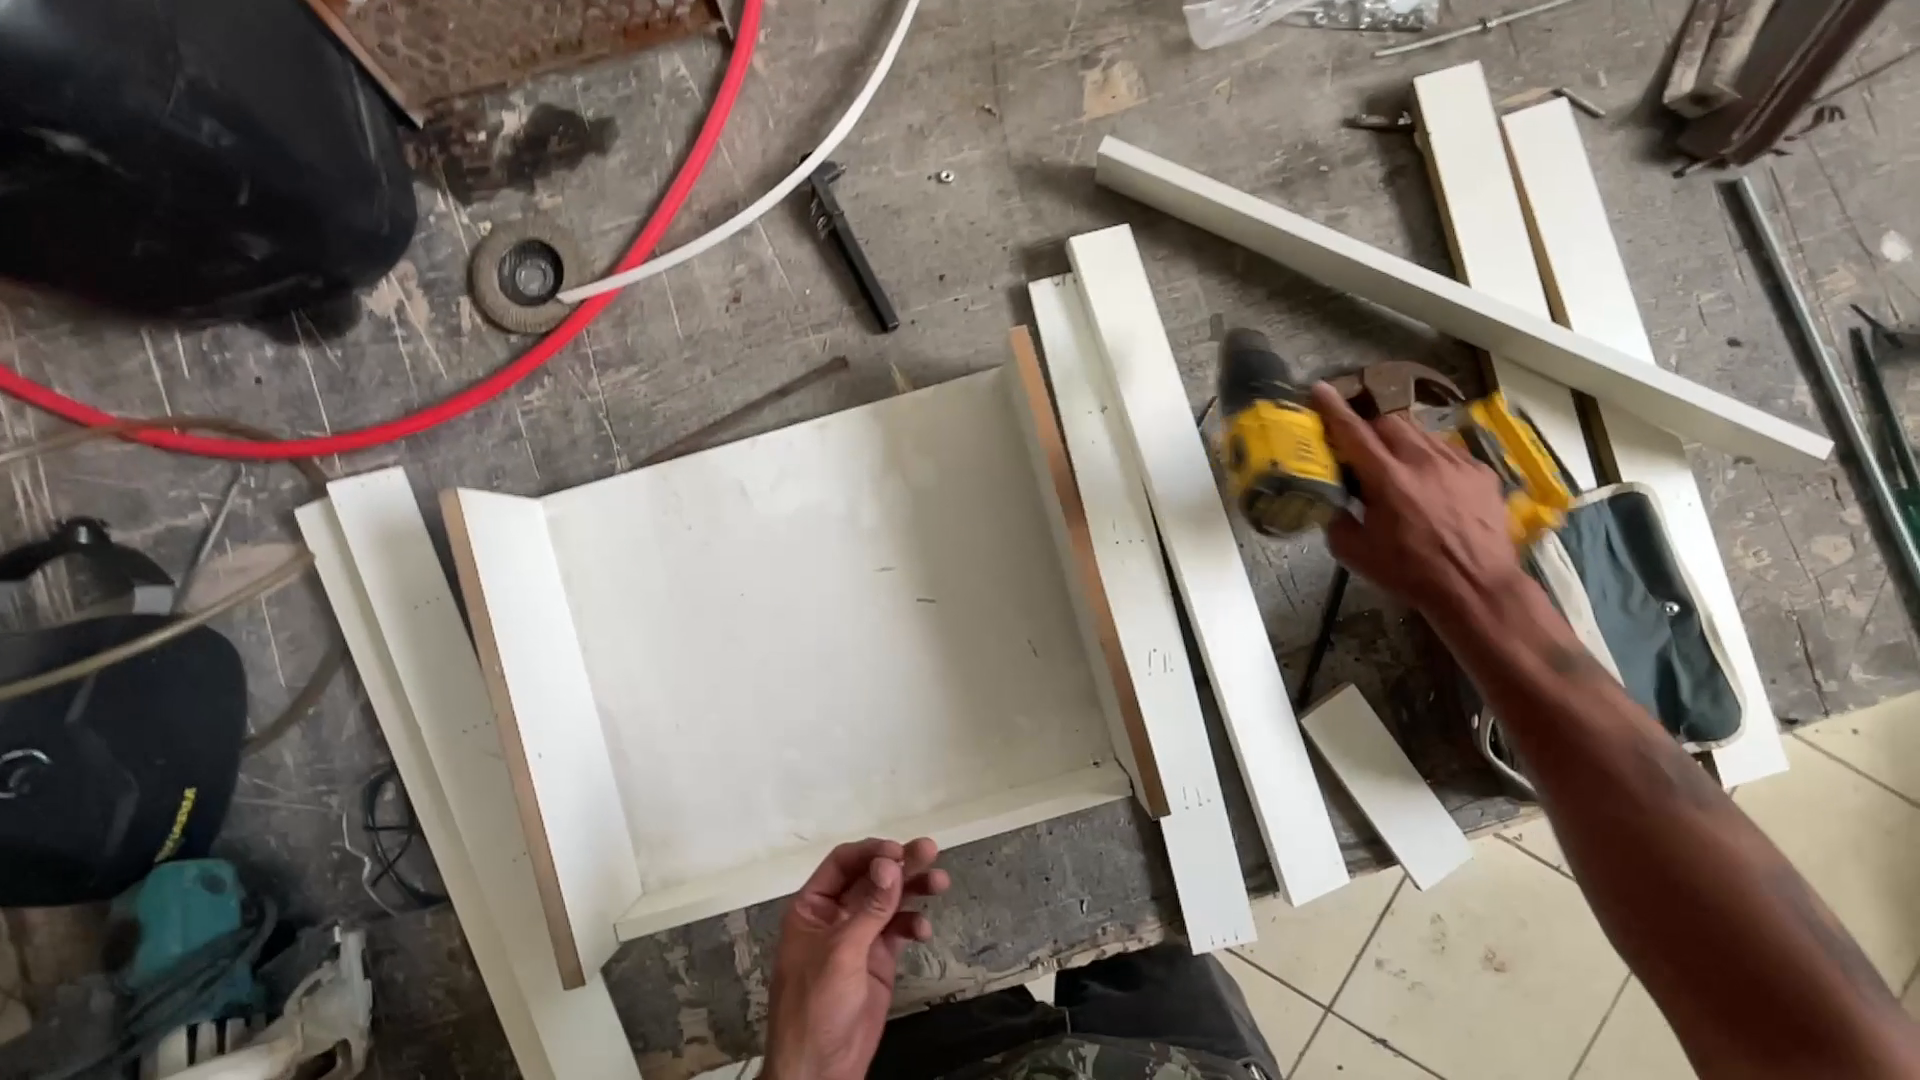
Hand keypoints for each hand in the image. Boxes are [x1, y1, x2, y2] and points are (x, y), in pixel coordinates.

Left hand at [763, 838, 950, 1079]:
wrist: (820, 1070)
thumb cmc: (815, 1006)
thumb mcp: (841, 953)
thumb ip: (870, 908)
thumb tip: (892, 863)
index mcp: (812, 907)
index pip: (843, 864)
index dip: (871, 853)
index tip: (900, 852)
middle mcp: (836, 915)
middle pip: (872, 878)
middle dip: (901, 865)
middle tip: (932, 851)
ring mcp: (859, 937)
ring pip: (890, 901)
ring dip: (914, 890)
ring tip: (941, 882)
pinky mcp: (878, 959)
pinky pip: (899, 929)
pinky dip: (912, 924)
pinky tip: (922, 930)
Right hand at [1310, 383, 1527, 615]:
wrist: (1476, 587)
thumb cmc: (1410, 572)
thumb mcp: (1355, 552)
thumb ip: (1337, 518)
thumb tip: (1334, 502)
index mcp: (1388, 479)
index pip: (1353, 432)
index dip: (1333, 408)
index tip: (1319, 389)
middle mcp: (1423, 461)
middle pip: (1389, 420)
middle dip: (1368, 423)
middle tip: (1356, 439)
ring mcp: (1457, 464)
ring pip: (1420, 432)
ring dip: (1398, 439)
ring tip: (1391, 461)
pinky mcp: (1480, 473)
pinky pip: (1446, 451)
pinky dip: (1428, 457)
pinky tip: (1425, 480)